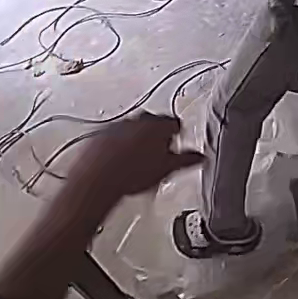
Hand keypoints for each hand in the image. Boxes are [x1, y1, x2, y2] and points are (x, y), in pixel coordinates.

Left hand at [59, 113, 201, 212]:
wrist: (97, 179)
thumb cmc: (130, 173)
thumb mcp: (167, 169)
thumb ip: (187, 160)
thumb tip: (201, 157)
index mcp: (157, 123)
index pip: (176, 123)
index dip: (179, 136)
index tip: (178, 145)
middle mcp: (137, 119)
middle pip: (154, 124)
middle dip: (159, 138)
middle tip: (160, 156)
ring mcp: (118, 125)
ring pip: (134, 130)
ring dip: (139, 142)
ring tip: (139, 164)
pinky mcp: (101, 134)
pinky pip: (116, 137)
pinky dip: (120, 147)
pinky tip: (121, 164)